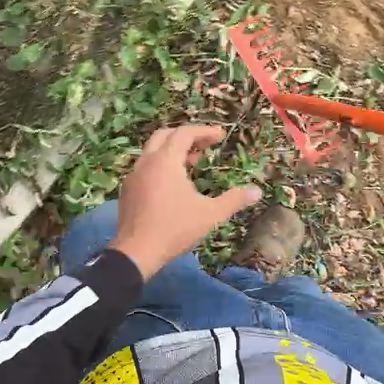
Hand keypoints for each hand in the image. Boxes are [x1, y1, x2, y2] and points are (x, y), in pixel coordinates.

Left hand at [109, 125, 262, 279]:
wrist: (136, 252)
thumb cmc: (174, 228)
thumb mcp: (210, 214)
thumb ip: (233, 200)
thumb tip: (257, 191)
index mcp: (165, 161)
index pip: (184, 133)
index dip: (204, 131)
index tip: (220, 136)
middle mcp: (146, 162)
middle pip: (165, 136)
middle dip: (186, 137)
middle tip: (205, 146)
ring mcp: (133, 176)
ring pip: (152, 152)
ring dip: (172, 152)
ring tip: (193, 164)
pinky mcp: (127, 190)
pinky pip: (145, 168)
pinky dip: (160, 166)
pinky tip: (172, 185)